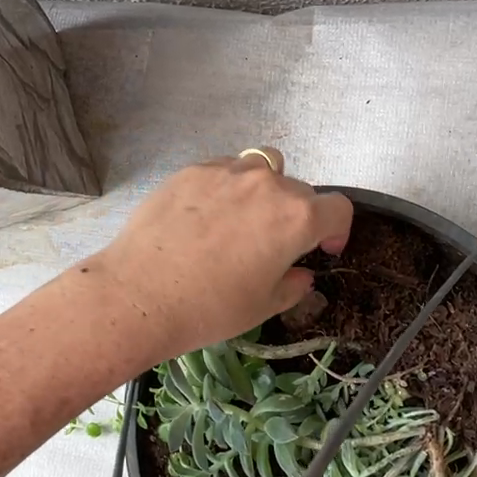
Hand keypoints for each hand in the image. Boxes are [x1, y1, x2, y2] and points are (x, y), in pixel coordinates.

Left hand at [83, 151, 352, 365]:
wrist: (138, 294)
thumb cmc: (209, 308)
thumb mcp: (263, 307)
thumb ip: (293, 285)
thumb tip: (300, 274)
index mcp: (296, 217)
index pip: (338, 208)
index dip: (337, 230)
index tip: (322, 249)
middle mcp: (267, 184)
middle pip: (298, 190)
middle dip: (296, 216)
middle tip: (272, 247)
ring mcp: (226, 171)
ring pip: (261, 168)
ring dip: (263, 190)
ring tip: (240, 222)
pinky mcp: (190, 170)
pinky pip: (223, 170)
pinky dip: (225, 188)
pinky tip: (203, 218)